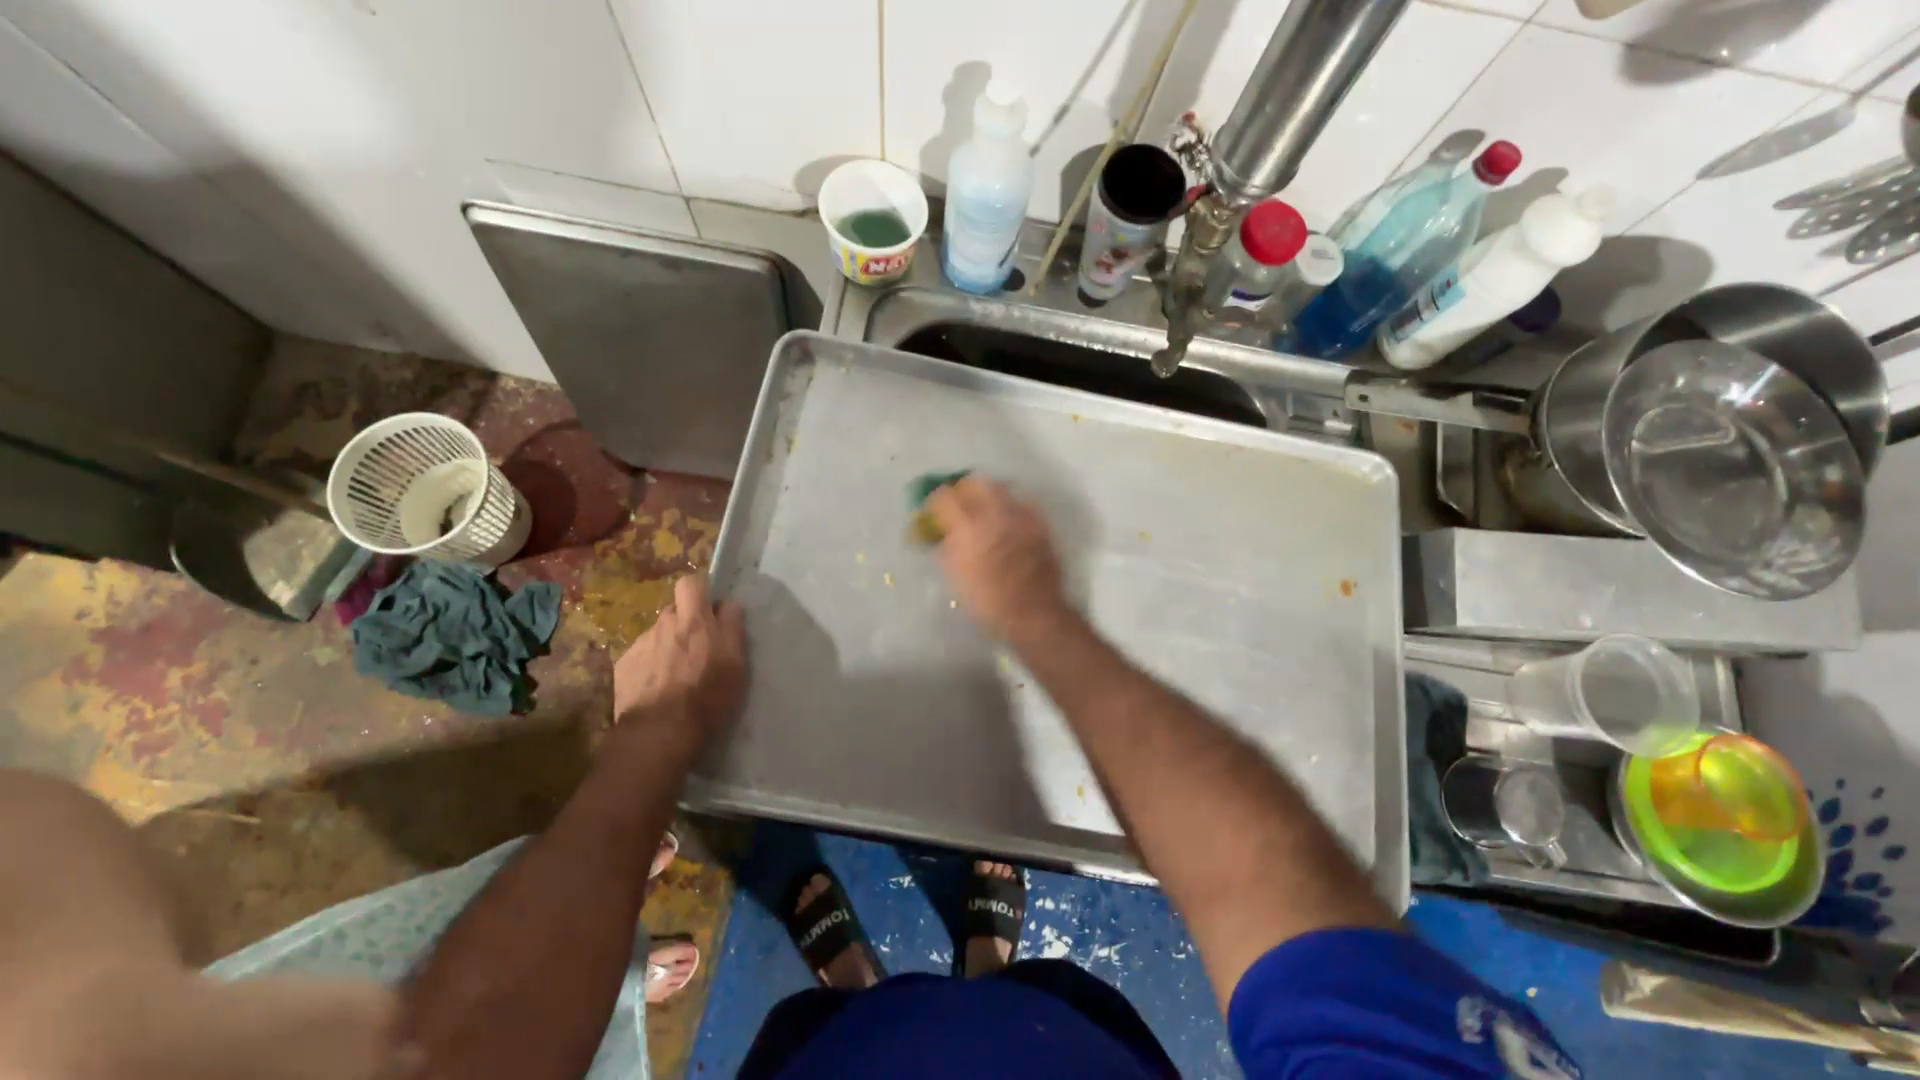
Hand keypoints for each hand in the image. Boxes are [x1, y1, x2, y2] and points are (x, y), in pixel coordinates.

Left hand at [612, 573, 746, 734]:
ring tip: (675, 675)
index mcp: (693, 621)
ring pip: (657, 635)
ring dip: (667, 646)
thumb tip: (729, 603)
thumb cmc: (706, 696)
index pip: (691, 583)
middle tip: (697, 649)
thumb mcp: (735, 663)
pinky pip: (641, 656)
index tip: (710, 609)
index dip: (701, 591)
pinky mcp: (623, 666)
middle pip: (674, 611)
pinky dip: (650, 666)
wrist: (659, 731)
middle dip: (685, 623)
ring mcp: (640, 644)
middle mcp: (663, 625)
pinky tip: (656, 688)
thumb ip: (732, 628)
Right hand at [926, 475, 1067, 639]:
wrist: (1033, 613)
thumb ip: (947, 547)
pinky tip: (1008, 521)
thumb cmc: (988, 601)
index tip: (933, 509)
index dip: (935, 500)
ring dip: (989, 494)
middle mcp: (996, 515)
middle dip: (964, 489)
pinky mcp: (1040, 524)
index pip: (946, 497)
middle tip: (960, 502)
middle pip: (977, 483)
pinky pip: (1023, 503)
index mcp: (969, 529)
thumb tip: (943, 533)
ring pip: (1002, 489)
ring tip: (984, 510)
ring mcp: (1021, 517)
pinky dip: (1011, 507)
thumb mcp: (956, 576)